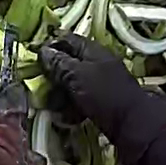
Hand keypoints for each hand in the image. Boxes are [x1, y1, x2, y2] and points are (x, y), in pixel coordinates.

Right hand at [37, 34, 165, 164]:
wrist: (132, 125)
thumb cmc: (103, 94)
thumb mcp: (77, 75)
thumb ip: (59, 63)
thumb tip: (43, 51)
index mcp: (92, 50)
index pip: (66, 40)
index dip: (50, 46)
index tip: (33, 58)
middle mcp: (97, 63)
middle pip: (69, 63)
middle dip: (53, 74)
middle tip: (39, 85)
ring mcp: (101, 83)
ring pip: (74, 83)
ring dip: (61, 93)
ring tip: (51, 105)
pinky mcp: (102, 102)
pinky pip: (81, 100)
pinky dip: (72, 107)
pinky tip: (65, 117)